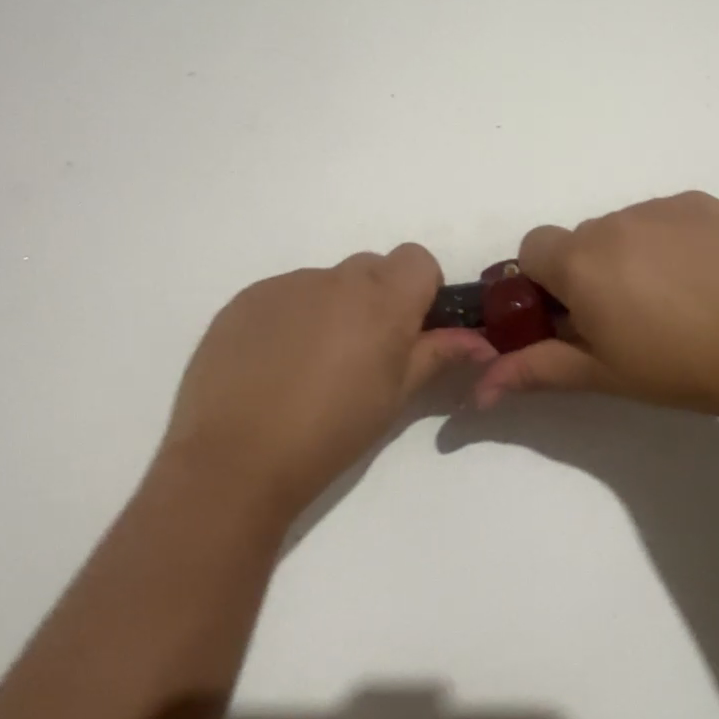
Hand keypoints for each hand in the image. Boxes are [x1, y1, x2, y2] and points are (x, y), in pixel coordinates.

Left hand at [162, 245, 496, 522]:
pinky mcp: (244, 301)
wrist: (237, 458)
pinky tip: (274, 368)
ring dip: (332, 310)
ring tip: (311, 369)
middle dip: (377, 300)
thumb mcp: (396, 397)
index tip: (410, 331)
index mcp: (382, 301)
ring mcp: (285, 286)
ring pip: (325, 283)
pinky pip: (283, 297)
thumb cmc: (331, 432)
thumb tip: (481, 342)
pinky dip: (290, 320)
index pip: (417, 260)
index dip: (420, 290)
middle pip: (372, 268)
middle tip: (364, 355)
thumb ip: (437, 356)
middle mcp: (335, 279)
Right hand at [472, 192, 718, 422]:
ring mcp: (664, 206)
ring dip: (633, 254)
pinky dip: (673, 240)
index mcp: (580, 261)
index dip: (543, 281)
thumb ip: (535, 368)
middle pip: (581, 239)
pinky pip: (669, 216)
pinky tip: (704, 277)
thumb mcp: (601, 373)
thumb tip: (478, 389)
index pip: (531, 249)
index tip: (572, 312)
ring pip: (626, 226)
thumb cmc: (678, 368)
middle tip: (628, 316)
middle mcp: (614, 220)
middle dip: (591, 270)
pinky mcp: (706, 202)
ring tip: (674, 298)